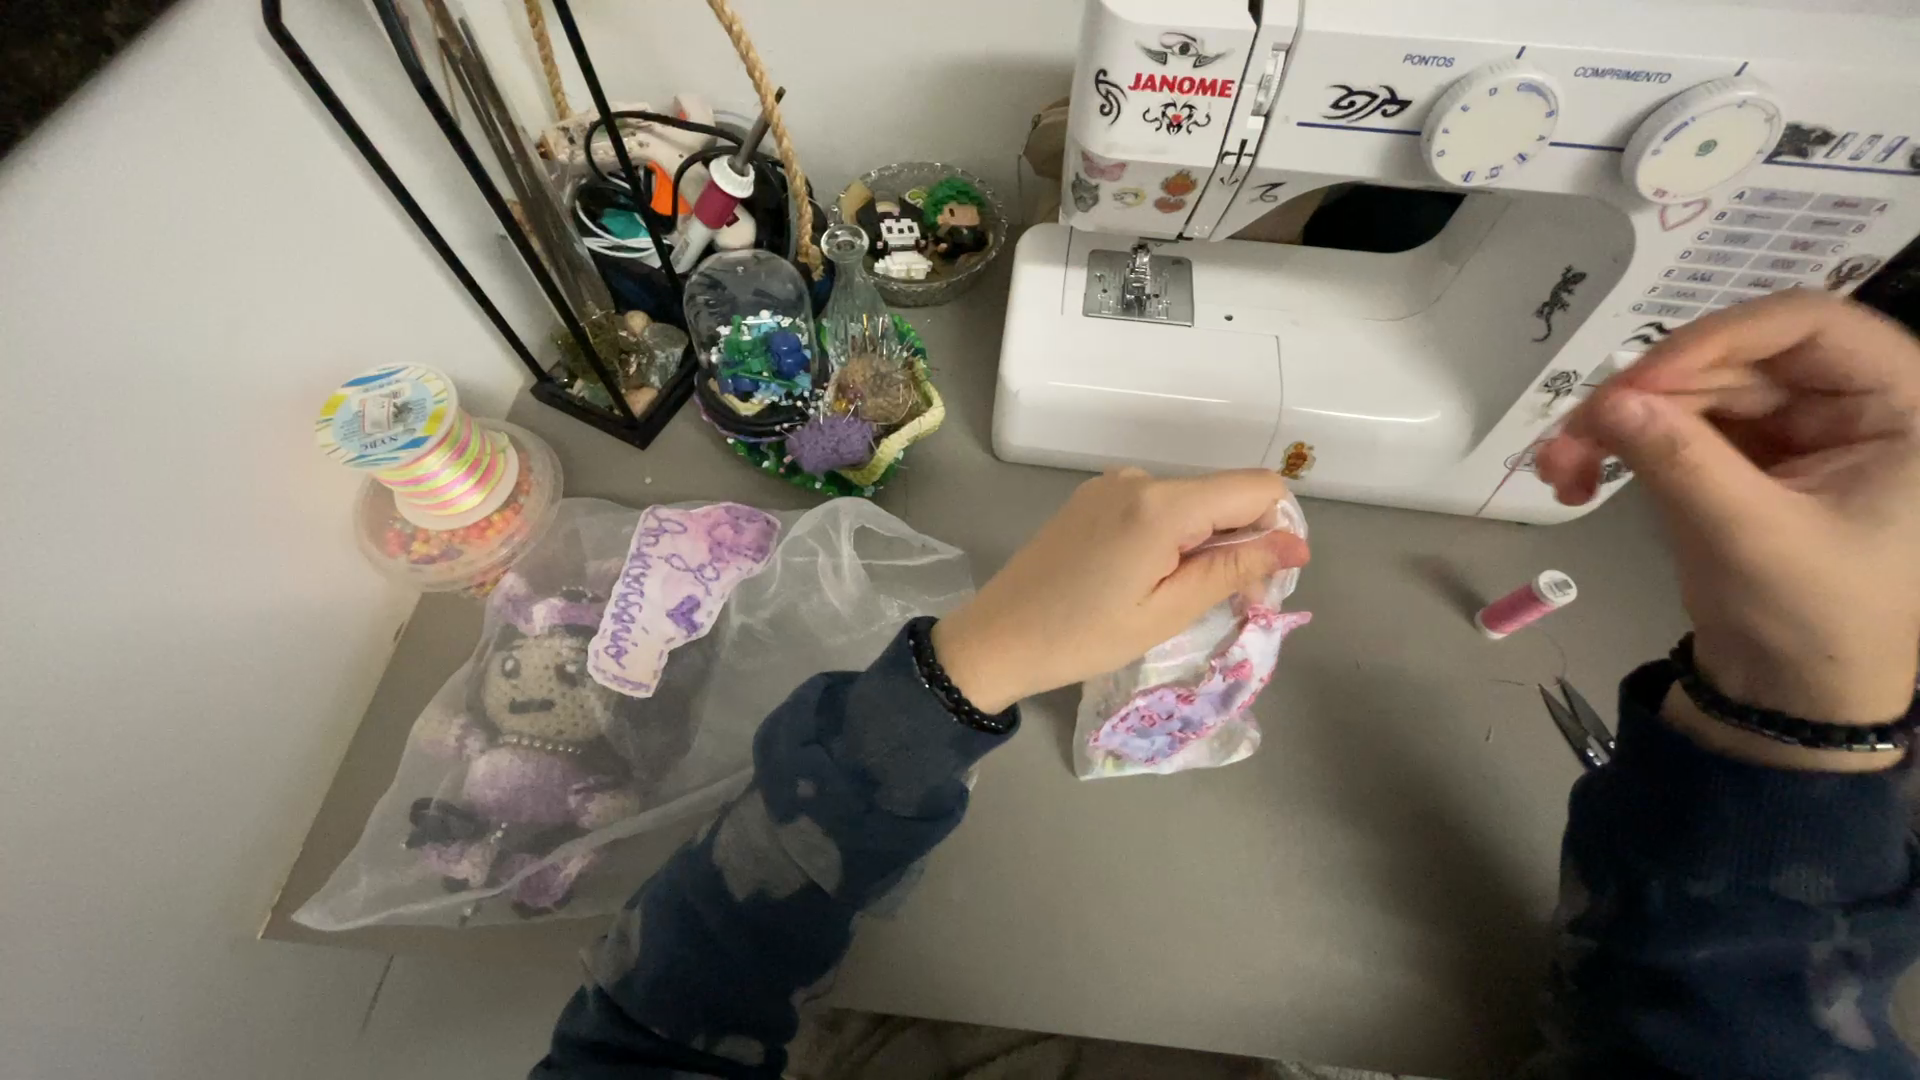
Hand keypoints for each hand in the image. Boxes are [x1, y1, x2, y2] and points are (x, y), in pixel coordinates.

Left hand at [931, 468, 1309, 712]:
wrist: (998, 638)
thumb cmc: (1083, 636)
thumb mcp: (1167, 611)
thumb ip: (1234, 568)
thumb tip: (1297, 542)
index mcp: (1161, 502)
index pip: (1257, 486)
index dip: (1277, 529)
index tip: (1264, 581)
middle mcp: (1137, 478)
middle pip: (1222, 494)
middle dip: (1239, 543)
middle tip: (1221, 604)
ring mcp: (1109, 485)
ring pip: (1189, 503)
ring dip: (1201, 544)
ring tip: (1170, 598)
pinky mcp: (1090, 499)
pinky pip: (1153, 508)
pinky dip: (1168, 538)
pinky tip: (1141, 579)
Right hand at [1538, 291, 1919, 739]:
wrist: (1790, 683)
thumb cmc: (1812, 615)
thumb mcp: (1748, 535)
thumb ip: (1680, 461)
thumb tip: (1604, 403)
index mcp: (1902, 406)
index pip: (1807, 326)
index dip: (1713, 341)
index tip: (1632, 388)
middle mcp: (1845, 403)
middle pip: (1724, 364)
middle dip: (1636, 401)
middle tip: (1566, 443)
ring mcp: (1784, 430)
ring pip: (1680, 397)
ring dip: (1608, 429)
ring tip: (1557, 472)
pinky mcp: (1734, 457)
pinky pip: (1663, 430)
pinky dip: (1613, 449)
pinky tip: (1574, 480)